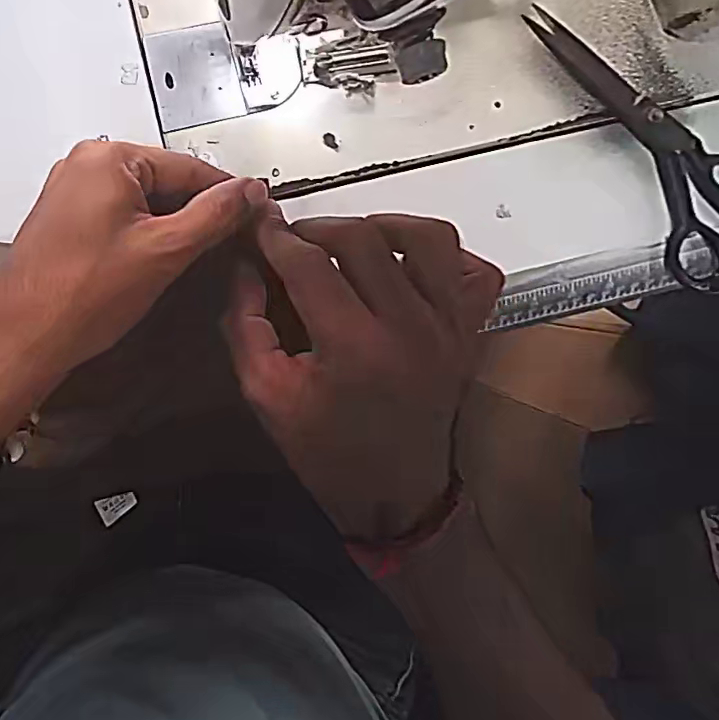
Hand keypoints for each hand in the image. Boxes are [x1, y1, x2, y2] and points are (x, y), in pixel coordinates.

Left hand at [0, 140, 266, 447]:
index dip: (226, 192)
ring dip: (169, 225)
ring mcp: (70, 192)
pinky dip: (142, 233)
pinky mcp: (66, 219)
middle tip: (224, 240)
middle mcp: (82, 166)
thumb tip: (244, 192)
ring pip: (142, 200)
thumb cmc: (76, 298)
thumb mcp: (165, 251)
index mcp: (105, 159)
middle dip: (194, 211)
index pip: (188, 166)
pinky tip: (152, 261)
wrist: (25, 339)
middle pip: (164, 180)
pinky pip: (118, 215)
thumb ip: (213, 215)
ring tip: (185, 256)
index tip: (250, 208)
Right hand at [223, 212, 503, 539]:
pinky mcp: (468, 332)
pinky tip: (406, 262)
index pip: (308, 263)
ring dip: (380, 225)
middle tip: (292, 241)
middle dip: (315, 229)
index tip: (259, 227)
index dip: (275, 237)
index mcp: (353, 347)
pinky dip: (442, 253)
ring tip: (350, 241)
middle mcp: (409, 328)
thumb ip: (245, 323)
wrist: (394, 494)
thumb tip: (245, 267)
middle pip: (361, 238)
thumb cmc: (326, 450)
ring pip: (425, 237)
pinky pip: (473, 268)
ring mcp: (447, 327)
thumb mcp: (263, 392)